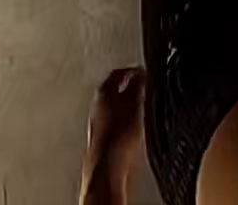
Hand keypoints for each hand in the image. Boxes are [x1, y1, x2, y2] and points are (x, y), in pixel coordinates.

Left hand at [80, 67, 145, 203]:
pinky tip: (131, 128)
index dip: (131, 71)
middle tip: (141, 88)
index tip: (141, 72)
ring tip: (139, 109)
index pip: (117, 73)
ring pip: (112, 106)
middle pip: (113, 89)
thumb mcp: (135, 103)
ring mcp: (97, 122)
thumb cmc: (118, 134)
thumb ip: (138, 85)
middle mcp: (96, 104)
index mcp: (102, 90)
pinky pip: (112, 123)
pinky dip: (122, 120)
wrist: (107, 166)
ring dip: (125, 105)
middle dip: (128, 88)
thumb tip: (140, 72)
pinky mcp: (100, 139)